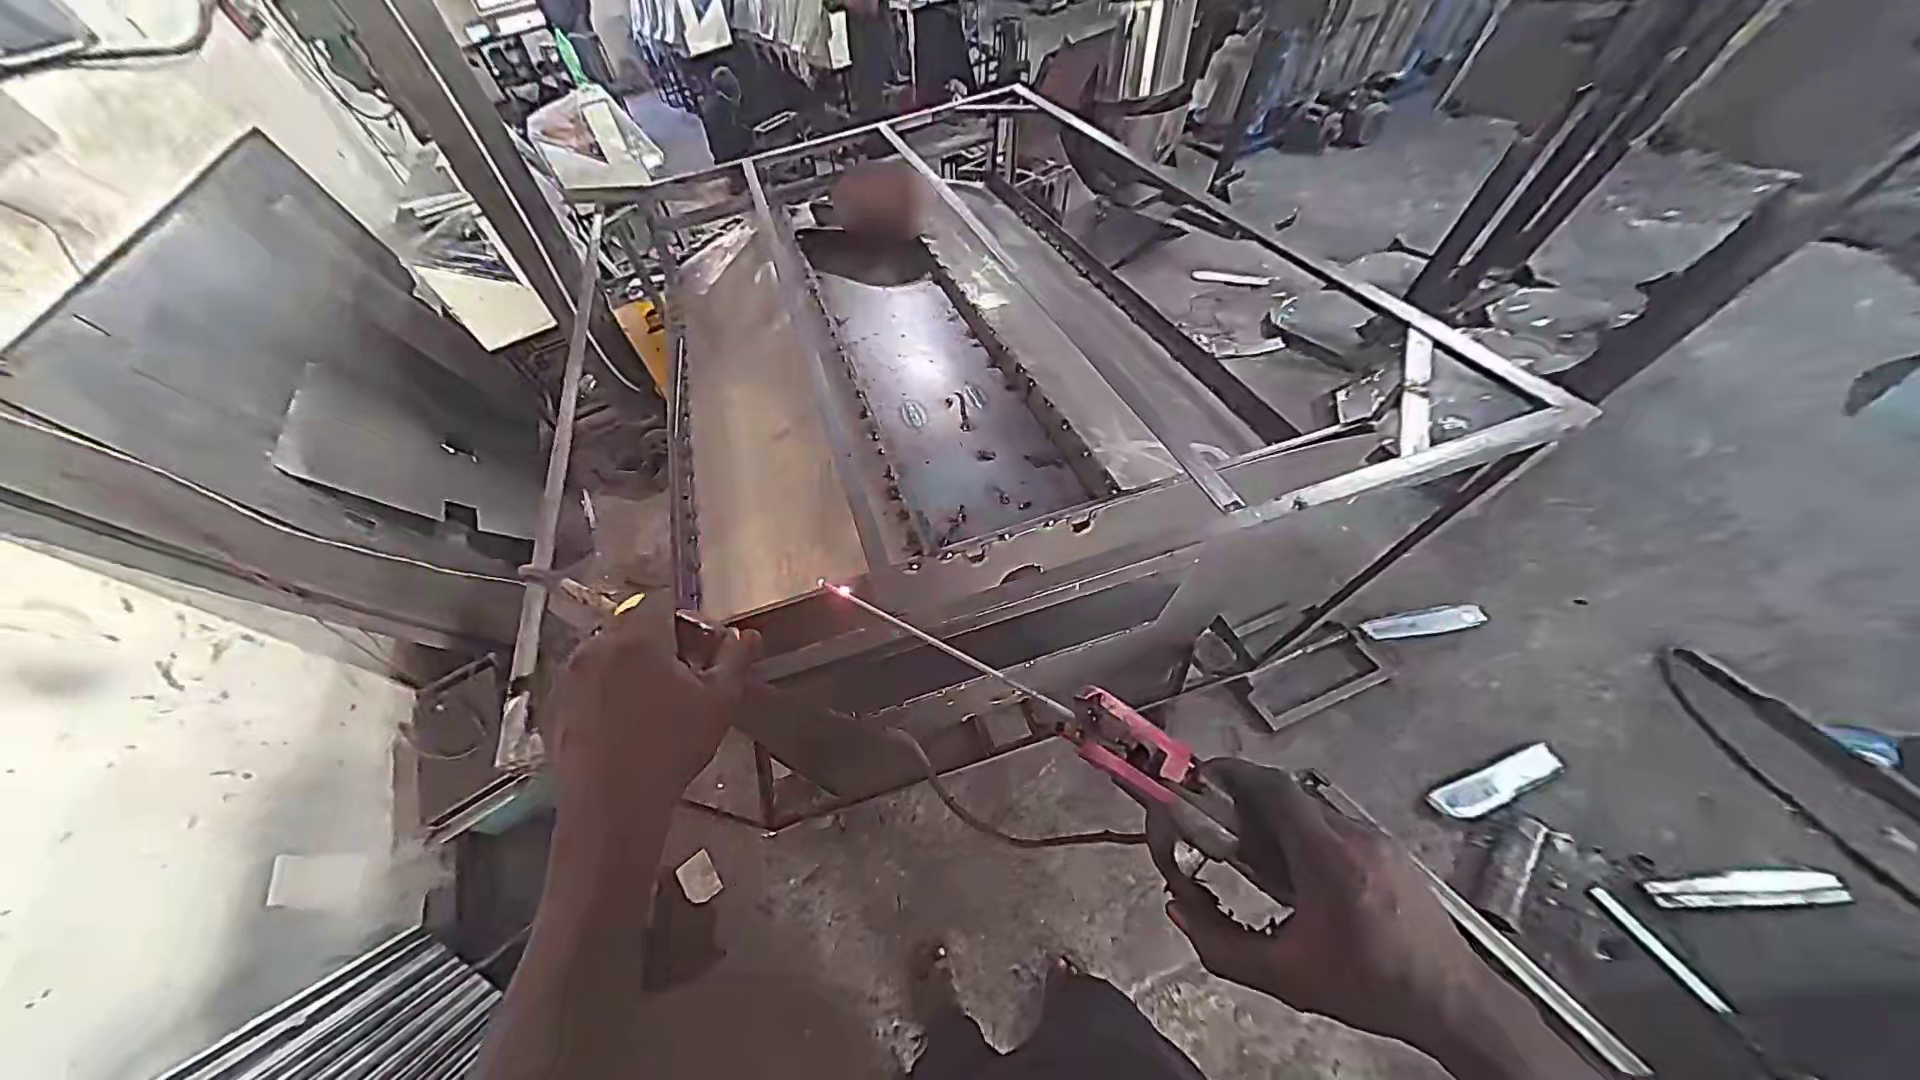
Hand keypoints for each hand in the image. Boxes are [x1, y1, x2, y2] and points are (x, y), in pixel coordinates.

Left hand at [547, 593, 760, 820]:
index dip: (687, 620)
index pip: (662, 603)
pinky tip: (628, 722)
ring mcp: (571, 676)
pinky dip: (610, 689)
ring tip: (657, 702)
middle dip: (662, 643)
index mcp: (638, 637)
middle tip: (686, 676)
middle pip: (634, 626)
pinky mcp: (556, 705)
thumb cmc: (672, 745)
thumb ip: (736, 659)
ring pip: (610, 653)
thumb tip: (748, 636)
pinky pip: (590, 681)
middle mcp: (597, 646)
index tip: (702, 648)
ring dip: (634, 665)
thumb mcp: (720, 700)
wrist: (612, 805)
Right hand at [1166, 761, 1496, 1051]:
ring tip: (1255, 852)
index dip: (1231, 772)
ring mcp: (1375, 840)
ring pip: (1308, 807)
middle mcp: (1353, 837)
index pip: (1274, 788)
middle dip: (1244, 797)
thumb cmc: (1373, 989)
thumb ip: (1221, 944)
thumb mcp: (1286, 977)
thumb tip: (1179, 908)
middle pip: (1286, 792)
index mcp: (1328, 860)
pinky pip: (1330, 823)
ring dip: (1273, 817)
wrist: (1458, 1007)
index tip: (1202, 776)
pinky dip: (1302, 833)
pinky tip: (1297, 872)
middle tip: (1217, 817)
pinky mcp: (1388, 849)